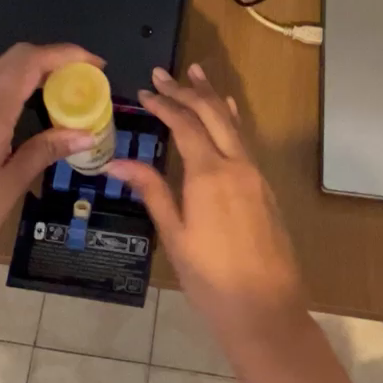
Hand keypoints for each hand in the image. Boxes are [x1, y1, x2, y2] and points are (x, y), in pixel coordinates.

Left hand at [0, 43, 100, 287]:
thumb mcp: (11, 184)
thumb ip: (46, 150)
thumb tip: (86, 134)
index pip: (29, 61)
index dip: (65, 54)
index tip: (96, 66)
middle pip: (16, 59)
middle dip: (54, 59)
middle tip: (87, 78)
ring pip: (4, 73)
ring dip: (37, 73)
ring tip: (70, 93)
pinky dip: (22, 88)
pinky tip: (40, 109)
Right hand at [106, 64, 307, 336]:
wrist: (266, 310)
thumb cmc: (211, 279)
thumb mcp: (174, 236)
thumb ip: (152, 191)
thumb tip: (116, 163)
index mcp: (209, 174)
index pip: (184, 124)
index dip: (163, 105)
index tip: (143, 91)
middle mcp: (236, 165)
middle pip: (211, 114)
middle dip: (186, 90)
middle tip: (163, 73)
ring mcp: (255, 176)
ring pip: (233, 124)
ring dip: (212, 97)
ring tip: (197, 73)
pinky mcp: (265, 189)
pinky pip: (245, 142)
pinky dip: (232, 120)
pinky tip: (229, 112)